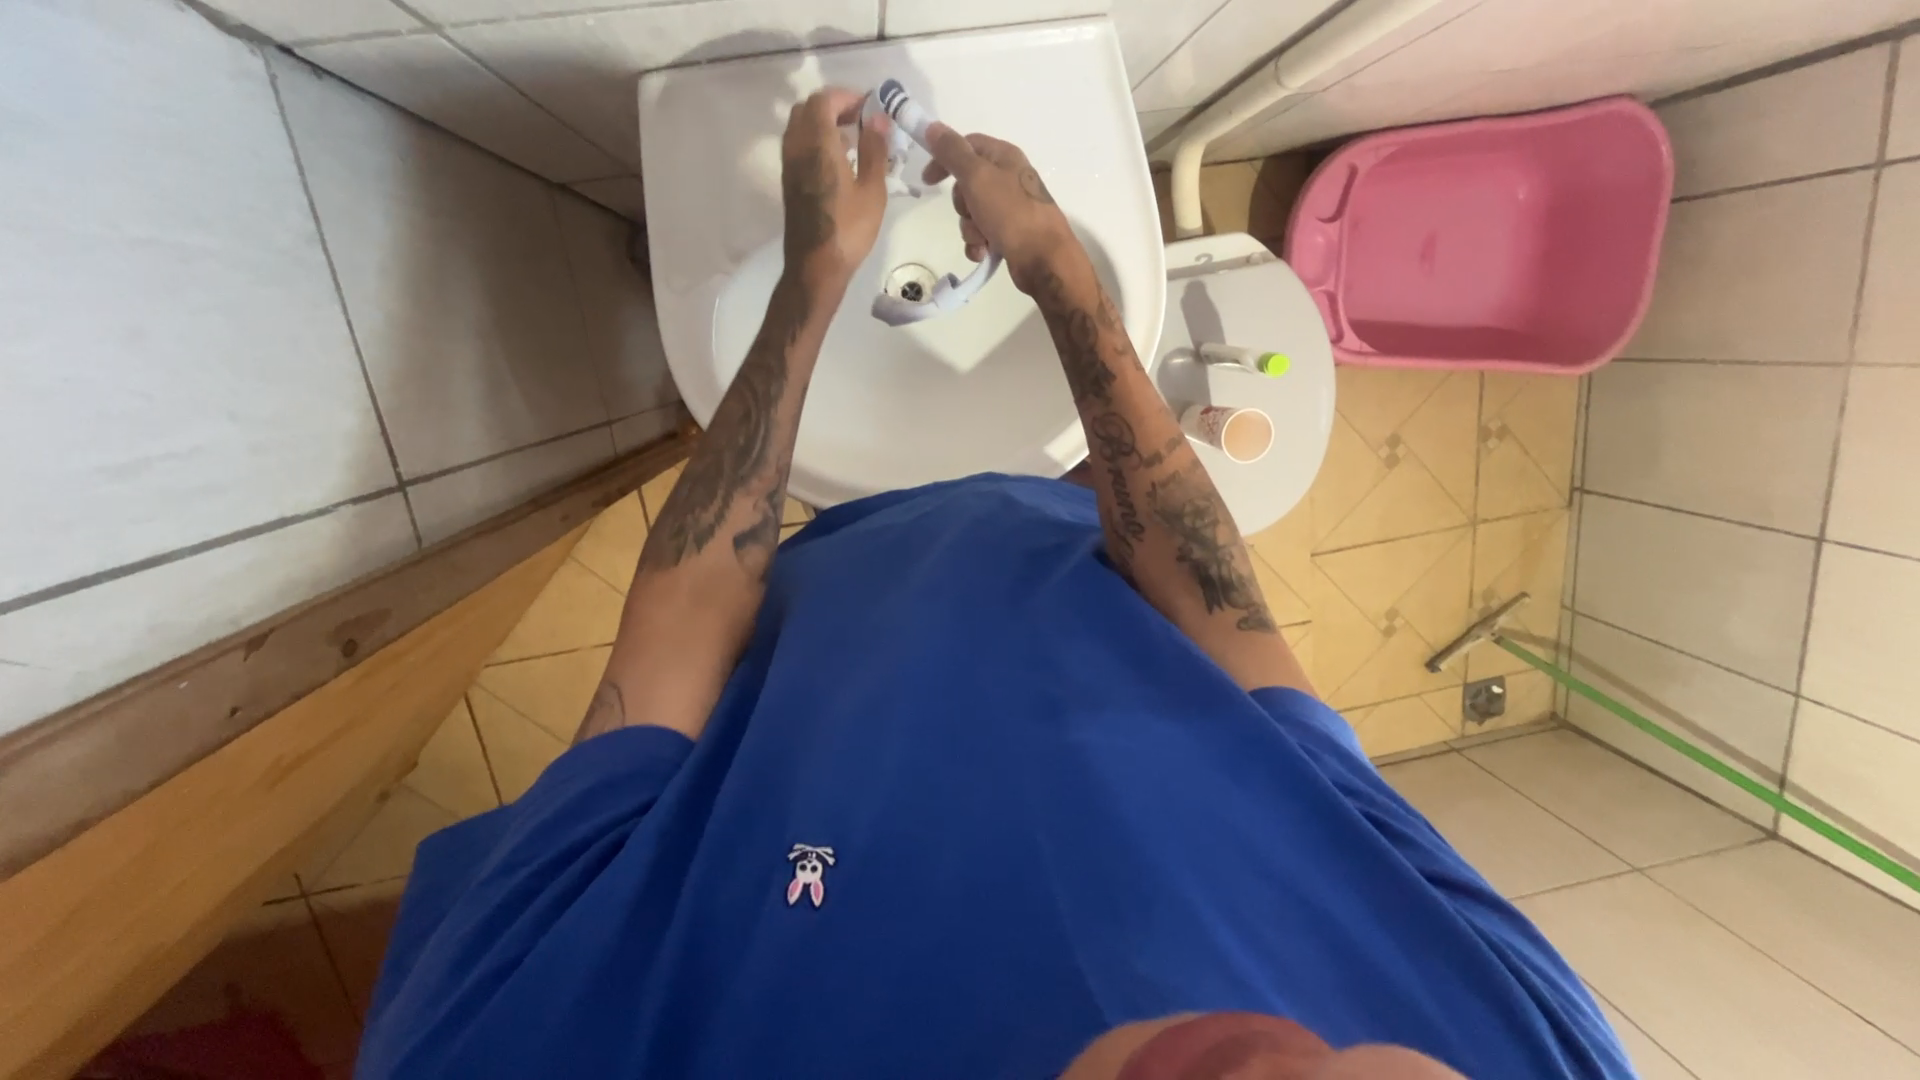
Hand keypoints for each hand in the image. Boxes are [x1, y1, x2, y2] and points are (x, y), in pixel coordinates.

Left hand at [781, 88, 888, 287]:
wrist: (815, 265)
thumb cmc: (849, 230)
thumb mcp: (872, 190)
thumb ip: (875, 150)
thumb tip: (878, 119)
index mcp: (818, 143)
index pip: (824, 100)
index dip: (846, 96)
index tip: (869, 106)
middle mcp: (797, 147)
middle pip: (808, 109)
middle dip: (834, 106)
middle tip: (860, 119)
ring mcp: (789, 164)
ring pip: (801, 126)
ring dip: (824, 123)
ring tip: (852, 139)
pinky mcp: (789, 180)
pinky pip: (799, 145)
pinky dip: (816, 140)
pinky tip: (839, 160)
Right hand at [922, 124, 1080, 293]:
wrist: (1044, 258)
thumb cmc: (1012, 213)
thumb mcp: (978, 177)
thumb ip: (953, 152)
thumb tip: (931, 127)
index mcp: (1003, 156)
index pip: (966, 146)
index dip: (944, 160)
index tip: (927, 181)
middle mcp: (1007, 178)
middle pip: (966, 184)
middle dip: (962, 205)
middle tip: (972, 212)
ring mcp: (1009, 208)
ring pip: (971, 213)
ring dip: (970, 229)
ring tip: (983, 239)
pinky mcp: (1008, 233)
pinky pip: (981, 235)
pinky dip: (978, 245)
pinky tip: (984, 253)